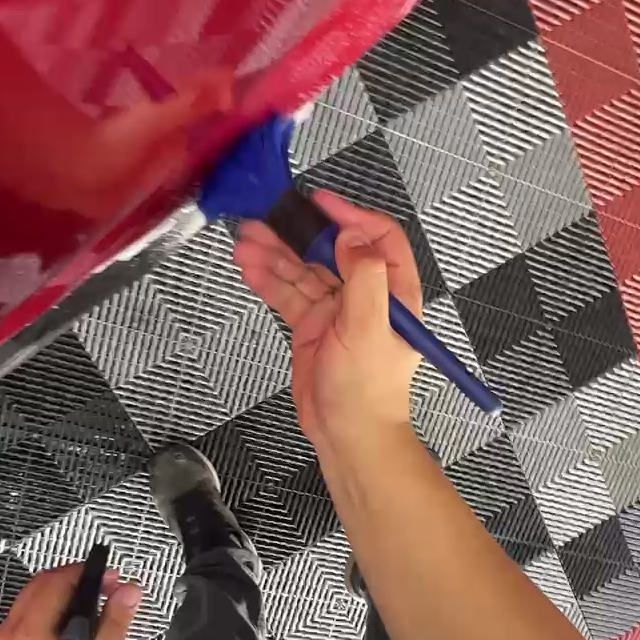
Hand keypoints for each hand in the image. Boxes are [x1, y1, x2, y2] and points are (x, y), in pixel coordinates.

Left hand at [0, 564, 142, 639]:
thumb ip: (115, 623)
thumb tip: (130, 590)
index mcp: (30, 632)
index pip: (57, 581)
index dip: (87, 573)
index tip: (113, 578)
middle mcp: (9, 634)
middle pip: (39, 585)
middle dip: (73, 579)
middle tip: (105, 589)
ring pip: (28, 602)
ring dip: (58, 595)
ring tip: (92, 609)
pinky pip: (22, 621)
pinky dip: (45, 614)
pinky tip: (70, 630)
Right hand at [234, 190, 423, 455]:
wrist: (347, 435)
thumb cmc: (367, 391)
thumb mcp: (370, 329)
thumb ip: (364, 279)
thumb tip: (352, 237)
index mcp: (393, 292)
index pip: (378, 239)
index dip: (352, 217)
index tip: (322, 204)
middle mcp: (364, 296)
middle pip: (331, 250)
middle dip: (299, 234)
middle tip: (267, 219)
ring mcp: (335, 312)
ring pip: (304, 271)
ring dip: (276, 254)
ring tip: (246, 240)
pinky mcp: (311, 328)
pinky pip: (289, 295)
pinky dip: (269, 280)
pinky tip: (249, 267)